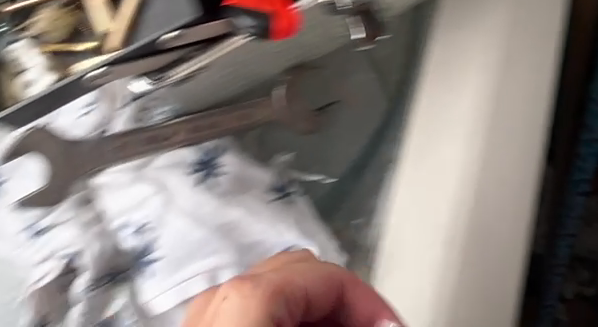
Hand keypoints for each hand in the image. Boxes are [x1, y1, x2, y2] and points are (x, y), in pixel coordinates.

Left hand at [183, 250, 401, 326]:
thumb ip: (356, 322)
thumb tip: (392, 324)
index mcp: (250, 294)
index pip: (331, 275)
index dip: (372, 302)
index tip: (395, 325)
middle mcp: (221, 296)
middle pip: (304, 275)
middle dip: (344, 303)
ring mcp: (202, 318)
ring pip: (277, 294)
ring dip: (318, 313)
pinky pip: (251, 313)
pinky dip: (286, 321)